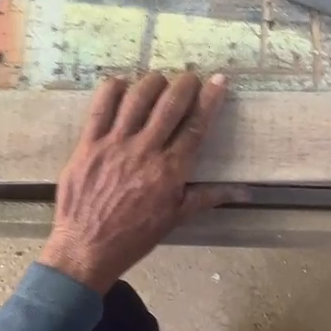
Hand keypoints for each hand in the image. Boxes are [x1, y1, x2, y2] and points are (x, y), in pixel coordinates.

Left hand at [39, 71, 230, 291]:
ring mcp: (113, 146)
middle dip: (185, 83)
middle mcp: (144, 152)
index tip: (219, 80)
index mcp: (170, 170)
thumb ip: (208, 196)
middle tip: (190, 78)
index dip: (210, 99)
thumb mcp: (176, 218)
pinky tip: (122, 85)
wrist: (85, 252)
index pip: (196, 125)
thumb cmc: (134, 237)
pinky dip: (113, 90)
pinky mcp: (87, 145)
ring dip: (153, 83)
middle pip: (170, 104)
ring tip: (159, 82)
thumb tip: (245, 192)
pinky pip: (100, 107)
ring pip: (137, 98)